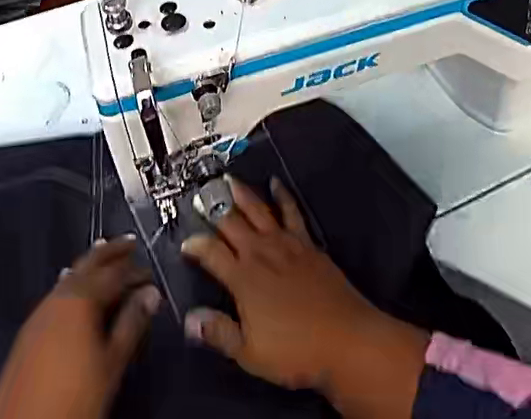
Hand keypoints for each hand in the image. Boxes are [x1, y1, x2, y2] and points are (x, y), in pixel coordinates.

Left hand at [0, 237, 159, 418]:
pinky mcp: (27, 334)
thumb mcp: (111, 363)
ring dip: (90, 267)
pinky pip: (57, 295)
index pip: (114, 274)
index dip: (135, 271)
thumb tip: (150, 293)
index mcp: (80, 299)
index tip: (151, 274)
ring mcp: (38, 315)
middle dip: (110, 252)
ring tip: (106, 259)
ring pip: (70, 278)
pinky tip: (77, 293)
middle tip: (130, 243)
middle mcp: (57, 298)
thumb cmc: (74, 400)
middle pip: (88, 264)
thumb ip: (131, 323)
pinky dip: (74, 285)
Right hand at [181, 177, 429, 418]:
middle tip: (199, 194)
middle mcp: (261, 253)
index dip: (195, 246)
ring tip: (229, 179)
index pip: (211, 253)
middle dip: (213, 208)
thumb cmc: (295, 351)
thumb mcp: (249, 352)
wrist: (345, 338)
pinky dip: (282, 195)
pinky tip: (276, 183)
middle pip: (231, 223)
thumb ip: (218, 332)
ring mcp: (286, 243)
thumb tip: (190, 319)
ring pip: (258, 210)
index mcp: (243, 278)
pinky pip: (291, 211)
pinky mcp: (307, 242)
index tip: (185, 244)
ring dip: (242, 194)